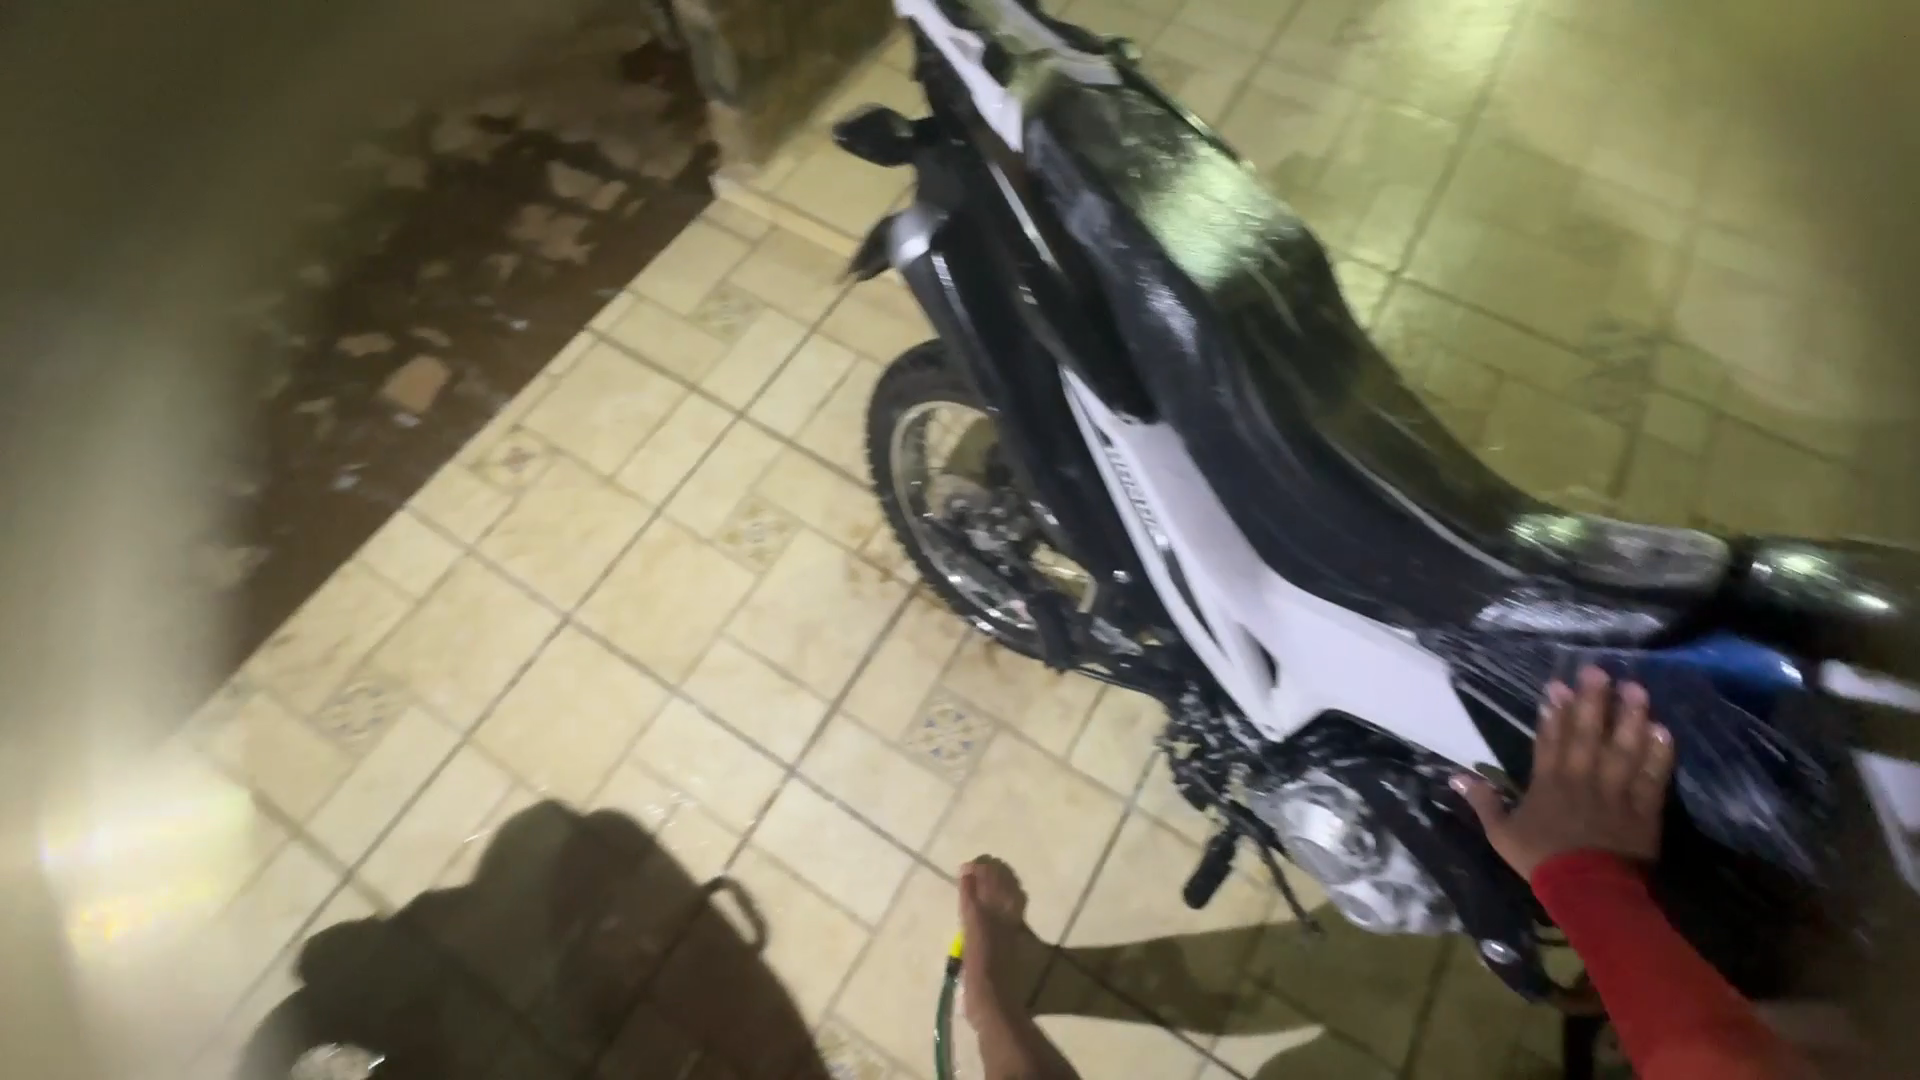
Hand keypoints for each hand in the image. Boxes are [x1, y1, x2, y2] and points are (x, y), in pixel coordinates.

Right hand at [1452, 666, 1676, 880]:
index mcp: (1547, 783)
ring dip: (1629, 717)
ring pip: (1623, 749)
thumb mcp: (1500, 832)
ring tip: (1636, 689)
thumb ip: (1482, 801)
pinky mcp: (1644, 811)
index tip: (1557, 685)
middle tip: (1598, 671)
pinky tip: (1663, 731)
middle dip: (1592, 701)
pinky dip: (1658, 754)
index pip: (1550, 740)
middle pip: (1587, 734)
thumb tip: (1455, 776)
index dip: (1554, 712)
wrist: (1590, 892)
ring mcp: (1615, 793)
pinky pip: (1652, 778)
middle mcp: (1581, 779)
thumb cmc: (1541, 859)